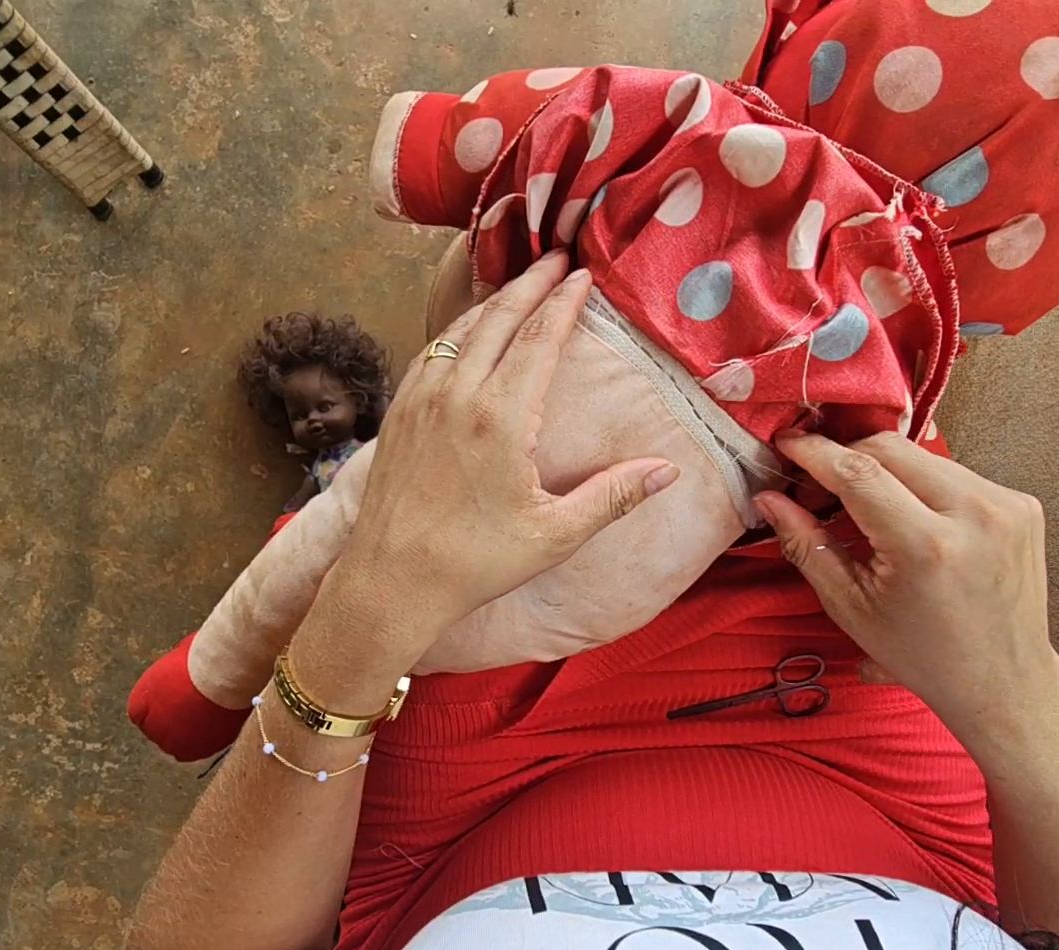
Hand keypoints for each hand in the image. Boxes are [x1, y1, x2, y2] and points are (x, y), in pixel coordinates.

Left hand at [323, 252, 678, 667]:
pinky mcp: (399, 415)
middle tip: (556, 259)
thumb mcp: (555, 534)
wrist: (390, 581)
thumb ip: (613, 496)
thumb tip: (667, 472)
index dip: (564, 302)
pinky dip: (455, 331)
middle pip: (499, 319)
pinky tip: (464, 332)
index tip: (583, 275)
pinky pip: (429, 353)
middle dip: (531, 283)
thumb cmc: (474, 562)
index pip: (540, 339)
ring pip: (460, 330)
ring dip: (493, 302)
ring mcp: (421, 401)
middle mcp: (457, 396)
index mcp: (500, 418)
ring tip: (518, 285)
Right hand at [755, 432, 1058, 731]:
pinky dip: (918, 483)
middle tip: (817, 483)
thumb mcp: (849, 605)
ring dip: (881, 469)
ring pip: (921, 455)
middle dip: (845, 455)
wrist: (1004, 682)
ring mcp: (1006, 504)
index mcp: (926, 546)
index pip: (858, 472)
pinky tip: (905, 516)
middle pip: (890, 449)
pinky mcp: (1022, 503)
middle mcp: (974, 514)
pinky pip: (952, 471)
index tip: (786, 442)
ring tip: (860, 505)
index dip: (815, 451)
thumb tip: (769, 498)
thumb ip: (806, 544)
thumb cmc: (920, 653)